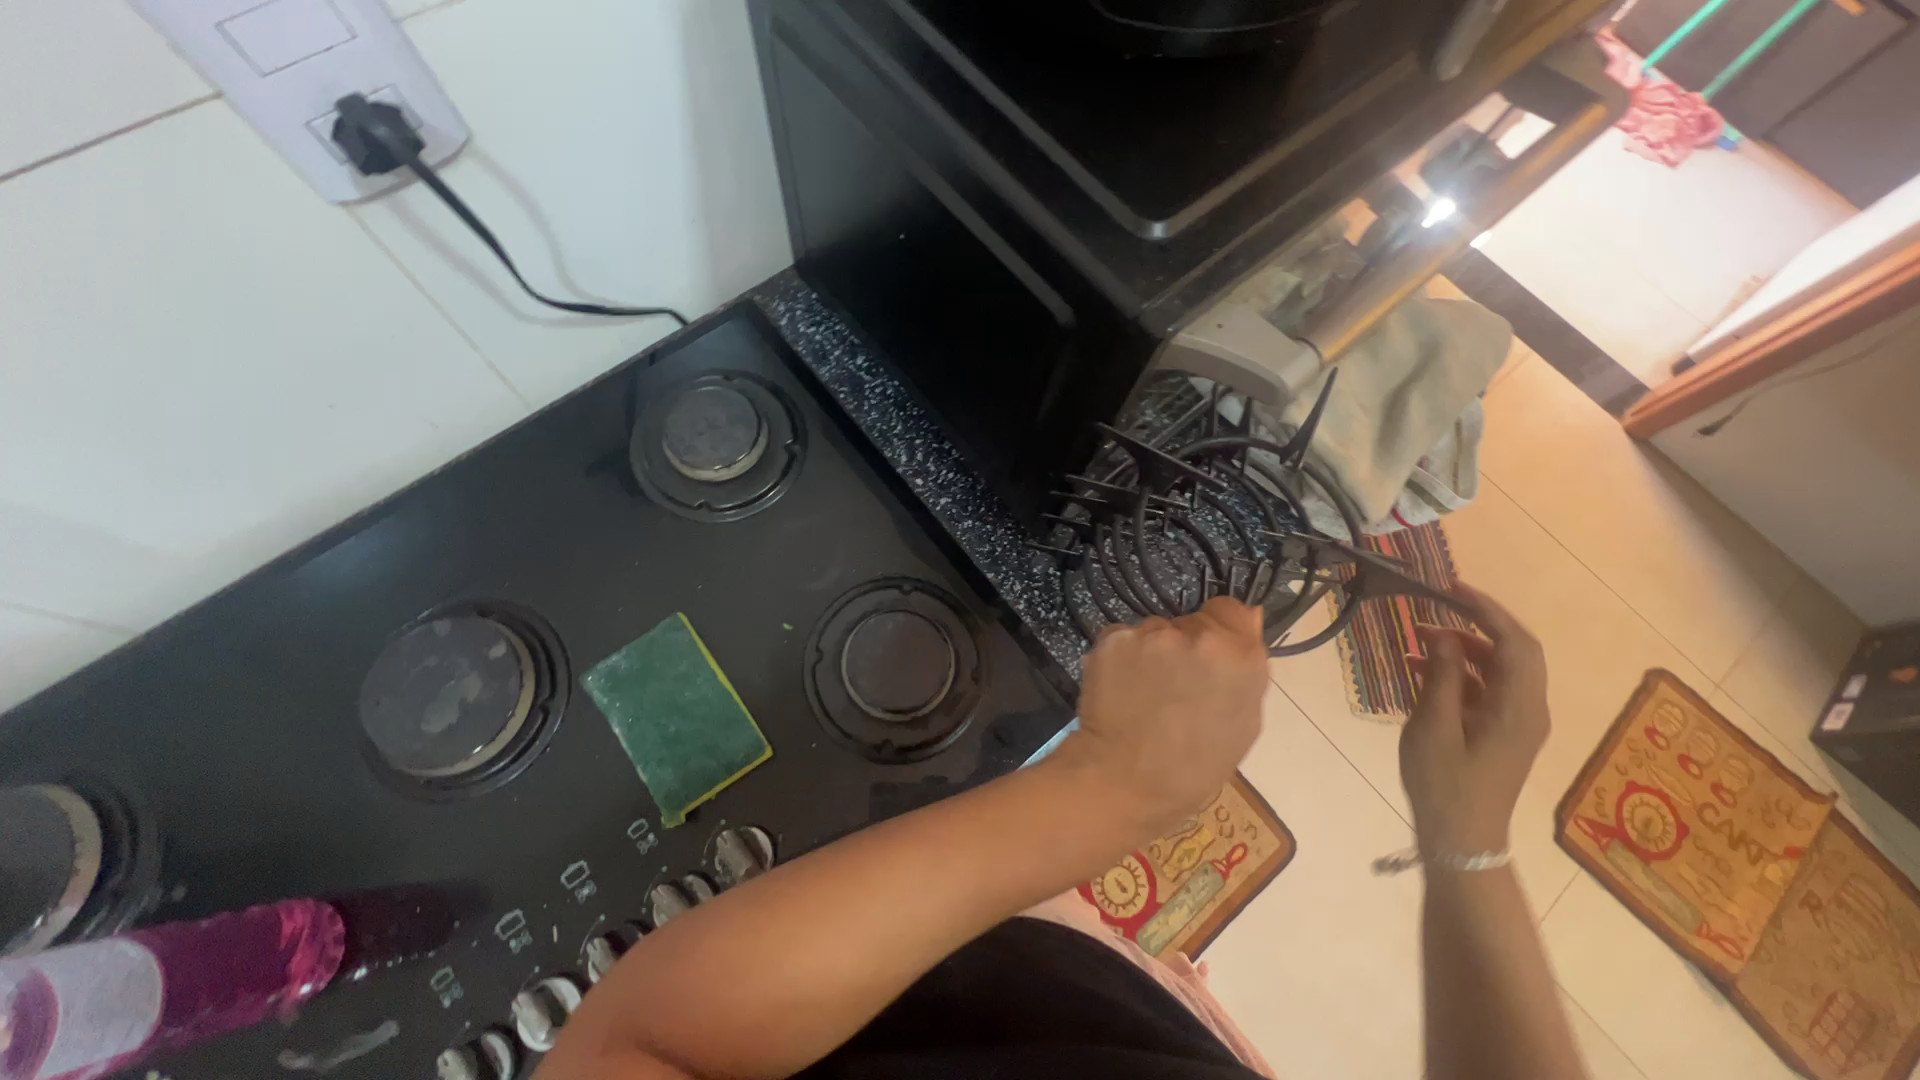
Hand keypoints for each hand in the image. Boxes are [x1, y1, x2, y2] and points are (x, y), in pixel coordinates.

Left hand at [1054, 598, 1270, 837]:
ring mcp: (1150, 634)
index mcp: (1239, 654)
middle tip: (1175, 685)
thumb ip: (1247, 668)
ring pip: (1155, 631)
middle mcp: (1196, 634)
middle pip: (1191, 621)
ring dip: (1153, 652)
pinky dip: (1122, 658)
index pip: (1230, 609)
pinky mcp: (1112, 639)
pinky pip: (1123, 640)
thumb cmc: (1194, 767)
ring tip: (1145, 693)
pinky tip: (1122, 689)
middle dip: (1186, 645)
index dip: (1220, 631)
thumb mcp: (1244, 723)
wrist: (1125, 781)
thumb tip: (1249, 619)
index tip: (1210, 657)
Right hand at [1401, 583, 1550, 857]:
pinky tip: (1421, 672)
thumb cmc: (1444, 784)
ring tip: (1417, 641)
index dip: (1487, 610)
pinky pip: (1487, 690)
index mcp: (1519, 707)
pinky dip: (1459, 675)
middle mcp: (1529, 710)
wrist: (1462, 840)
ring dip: (1463, 650)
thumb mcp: (1433, 727)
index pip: (1516, 643)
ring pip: (1499, 670)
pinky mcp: (1503, 734)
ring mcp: (1518, 723)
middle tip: (1435, 607)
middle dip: (1475, 624)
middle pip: (1514, 652)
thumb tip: (1444, 636)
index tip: (1451, 588)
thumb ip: (1442, 678)